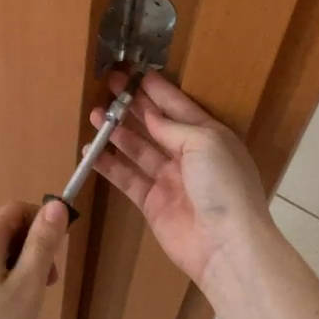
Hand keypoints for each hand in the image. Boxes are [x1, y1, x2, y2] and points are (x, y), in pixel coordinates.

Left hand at [0, 199, 68, 318]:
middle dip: (32, 250)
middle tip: (47, 287)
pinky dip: (1, 286)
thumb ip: (42, 244)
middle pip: (4, 232)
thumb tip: (56, 204)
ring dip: (19, 270)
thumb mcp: (28, 288)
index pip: (15, 210)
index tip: (58, 254)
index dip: (41, 222)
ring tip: (28, 308)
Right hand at [91, 72, 271, 287]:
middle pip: (156, 125)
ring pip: (138, 149)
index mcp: (209, 136)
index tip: (135, 72)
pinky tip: (92, 151)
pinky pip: (127, 178)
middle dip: (133, 105)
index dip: (157, 90)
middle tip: (109, 86)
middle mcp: (189, 155)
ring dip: (117, 132)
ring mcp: (170, 180)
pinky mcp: (152, 203)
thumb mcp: (205, 142)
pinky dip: (109, 165)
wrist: (226, 245)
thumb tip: (152, 114)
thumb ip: (174, 126)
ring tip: (95, 114)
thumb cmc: (222, 185)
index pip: (178, 106)